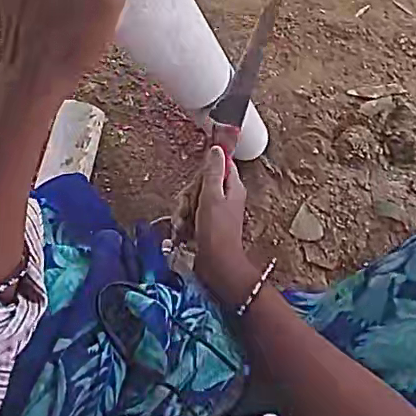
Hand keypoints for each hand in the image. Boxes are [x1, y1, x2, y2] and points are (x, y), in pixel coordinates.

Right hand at [191, 144, 258, 306]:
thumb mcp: (212, 196)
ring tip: (184, 222)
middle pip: (203, 181)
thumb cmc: (216, 231)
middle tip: (190, 204)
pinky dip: (185, 220)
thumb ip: (213, 172)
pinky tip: (183, 230)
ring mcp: (215, 210)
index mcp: (233, 186)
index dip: (207, 168)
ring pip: (194, 197)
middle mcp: (226, 196)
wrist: (216, 266)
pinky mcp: (205, 223)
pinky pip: (191, 212)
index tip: (198, 179)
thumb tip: (217, 149)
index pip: (222, 164)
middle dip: (190, 192)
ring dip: (184, 208)